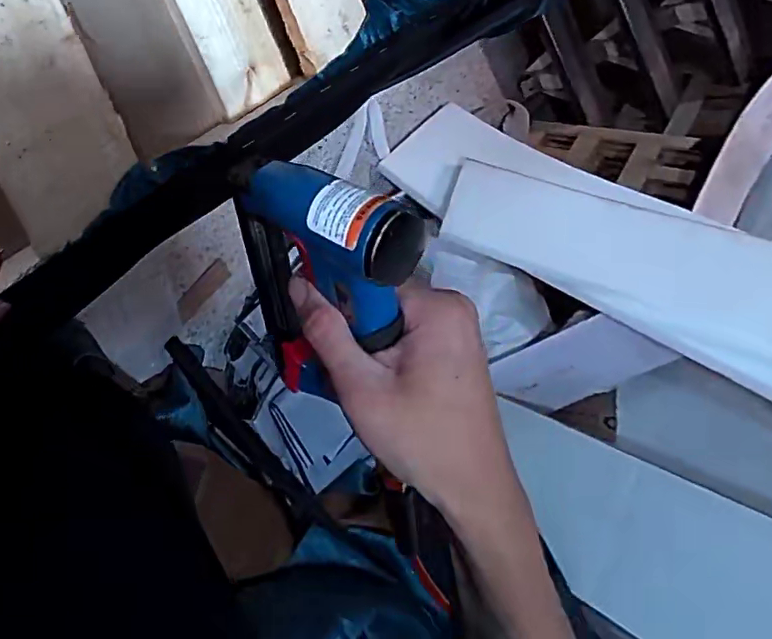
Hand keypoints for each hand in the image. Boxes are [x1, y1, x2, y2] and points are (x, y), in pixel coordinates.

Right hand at [289, 278, 502, 512]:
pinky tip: (372, 383)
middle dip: (347, 328)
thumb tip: (297, 283)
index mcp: (437, 306)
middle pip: (373, 297)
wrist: (474, 495)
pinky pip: (400, 332)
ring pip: (383, 317)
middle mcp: (449, 307)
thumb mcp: (361, 386)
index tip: (312, 320)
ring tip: (354, 380)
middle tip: (333, 365)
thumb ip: (326, 331)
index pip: (366, 277)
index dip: (333, 296)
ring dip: (360, 345)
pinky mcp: (449, 346)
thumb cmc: (422, 441)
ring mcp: (453, 327)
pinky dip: (380, 353)